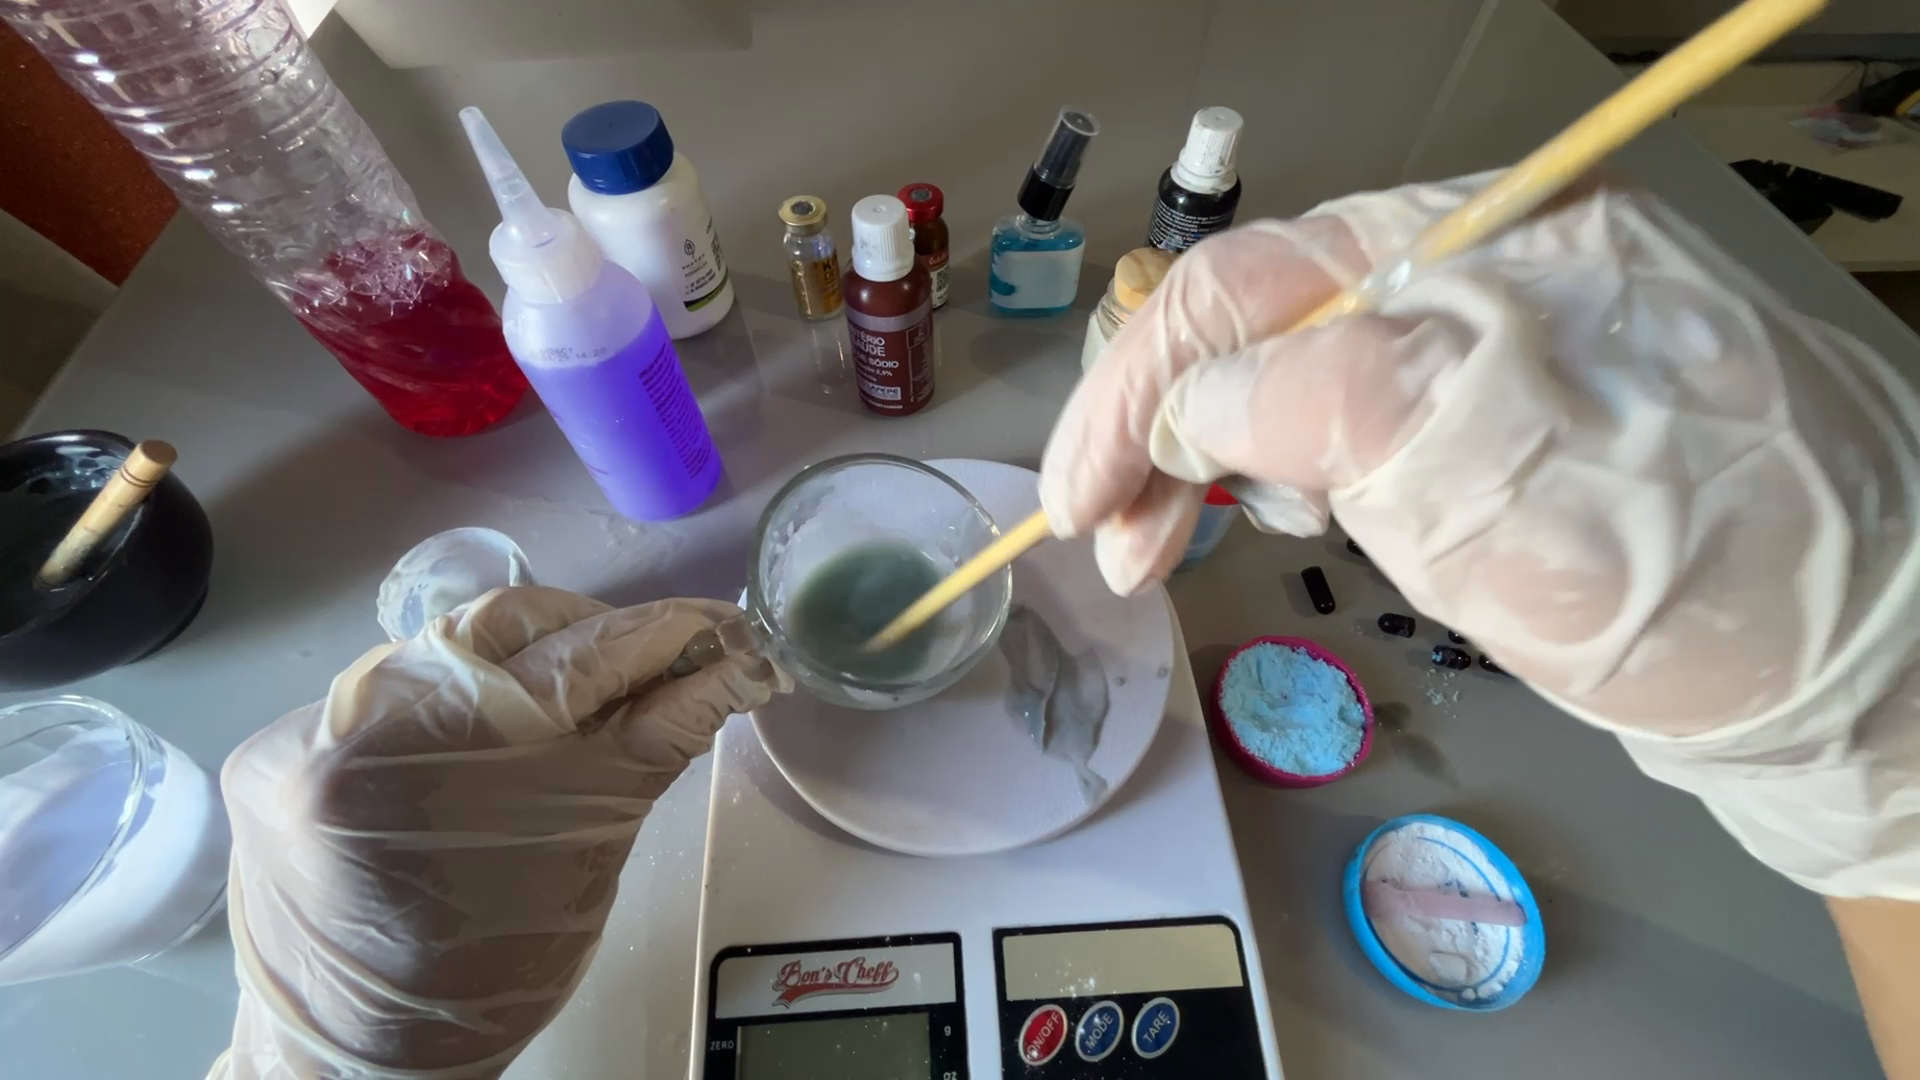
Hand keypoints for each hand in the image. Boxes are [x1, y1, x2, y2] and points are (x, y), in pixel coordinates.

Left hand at [210, 587, 784, 1079]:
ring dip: (546, 645)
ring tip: (592, 683)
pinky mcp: (278, 743)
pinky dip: (482, 680)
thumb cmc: (503, 965)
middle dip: (609, 628)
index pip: (590, 662)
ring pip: (460, 634)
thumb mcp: (598, 846)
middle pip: (516, 617)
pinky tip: (509, 718)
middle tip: (664, 654)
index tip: (728, 630)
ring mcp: (308, 733)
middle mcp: (367, 731)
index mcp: (459, 772)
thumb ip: (660, 738)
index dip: (672, 635)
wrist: (359, 1054)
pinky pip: (411, 672)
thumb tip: (732, 672)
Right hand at [1040, 174, 1919, 898]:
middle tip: (1104, 547)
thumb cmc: (1669, 556)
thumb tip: (1183, 410)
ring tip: (1151, 553)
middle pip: (1223, 347)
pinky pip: (1289, 442)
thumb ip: (1309, 402)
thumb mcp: (1477, 460)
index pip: (1229, 298)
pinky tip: (1248, 522)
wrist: (1828, 664)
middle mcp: (1417, 292)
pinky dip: (1240, 488)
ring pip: (1244, 397)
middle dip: (1142, 447)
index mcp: (1439, 253)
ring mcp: (1417, 365)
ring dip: (1179, 476)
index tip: (1074, 500)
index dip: (1128, 398)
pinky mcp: (1419, 434)